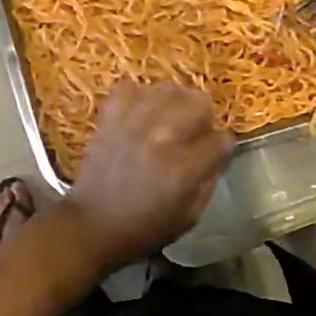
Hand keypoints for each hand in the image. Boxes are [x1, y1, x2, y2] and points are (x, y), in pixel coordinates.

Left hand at [58, 80, 235, 271]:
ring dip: (175, 104)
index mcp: (184, 167)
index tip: (214, 156)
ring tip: (168, 120)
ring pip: (169, 89)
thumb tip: (218, 155)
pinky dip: (139, 97)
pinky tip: (141, 114)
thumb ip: (209, 181)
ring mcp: (133, 122)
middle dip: (203, 119)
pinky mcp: (110, 117)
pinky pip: (130, 87)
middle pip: (199, 102)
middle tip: (193, 135)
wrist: (93, 226)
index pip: (222, 139)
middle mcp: (162, 137)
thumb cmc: (145, 228)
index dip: (222, 149)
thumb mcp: (190, 216)